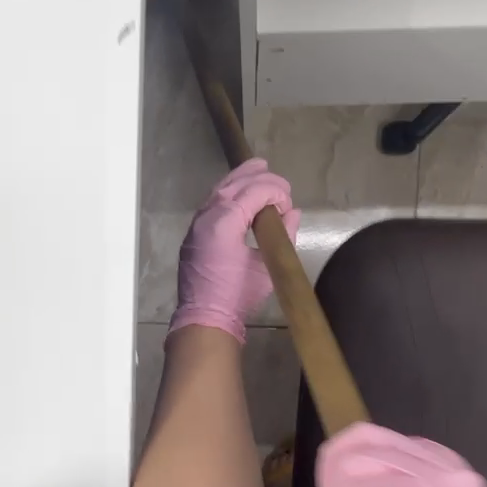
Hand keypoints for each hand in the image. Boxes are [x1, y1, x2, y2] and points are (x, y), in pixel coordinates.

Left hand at [168, 158, 299, 343]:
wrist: (204, 317)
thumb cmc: (237, 296)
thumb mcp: (267, 266)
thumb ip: (283, 235)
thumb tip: (292, 214)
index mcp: (225, 221)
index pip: (254, 191)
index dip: (275, 191)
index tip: (289, 202)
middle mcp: (207, 216)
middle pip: (234, 184)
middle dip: (256, 176)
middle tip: (275, 175)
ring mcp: (197, 225)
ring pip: (219, 191)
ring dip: (239, 180)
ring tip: (257, 169)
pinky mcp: (194, 235)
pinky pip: (211, 204)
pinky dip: (227, 194)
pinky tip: (238, 195)